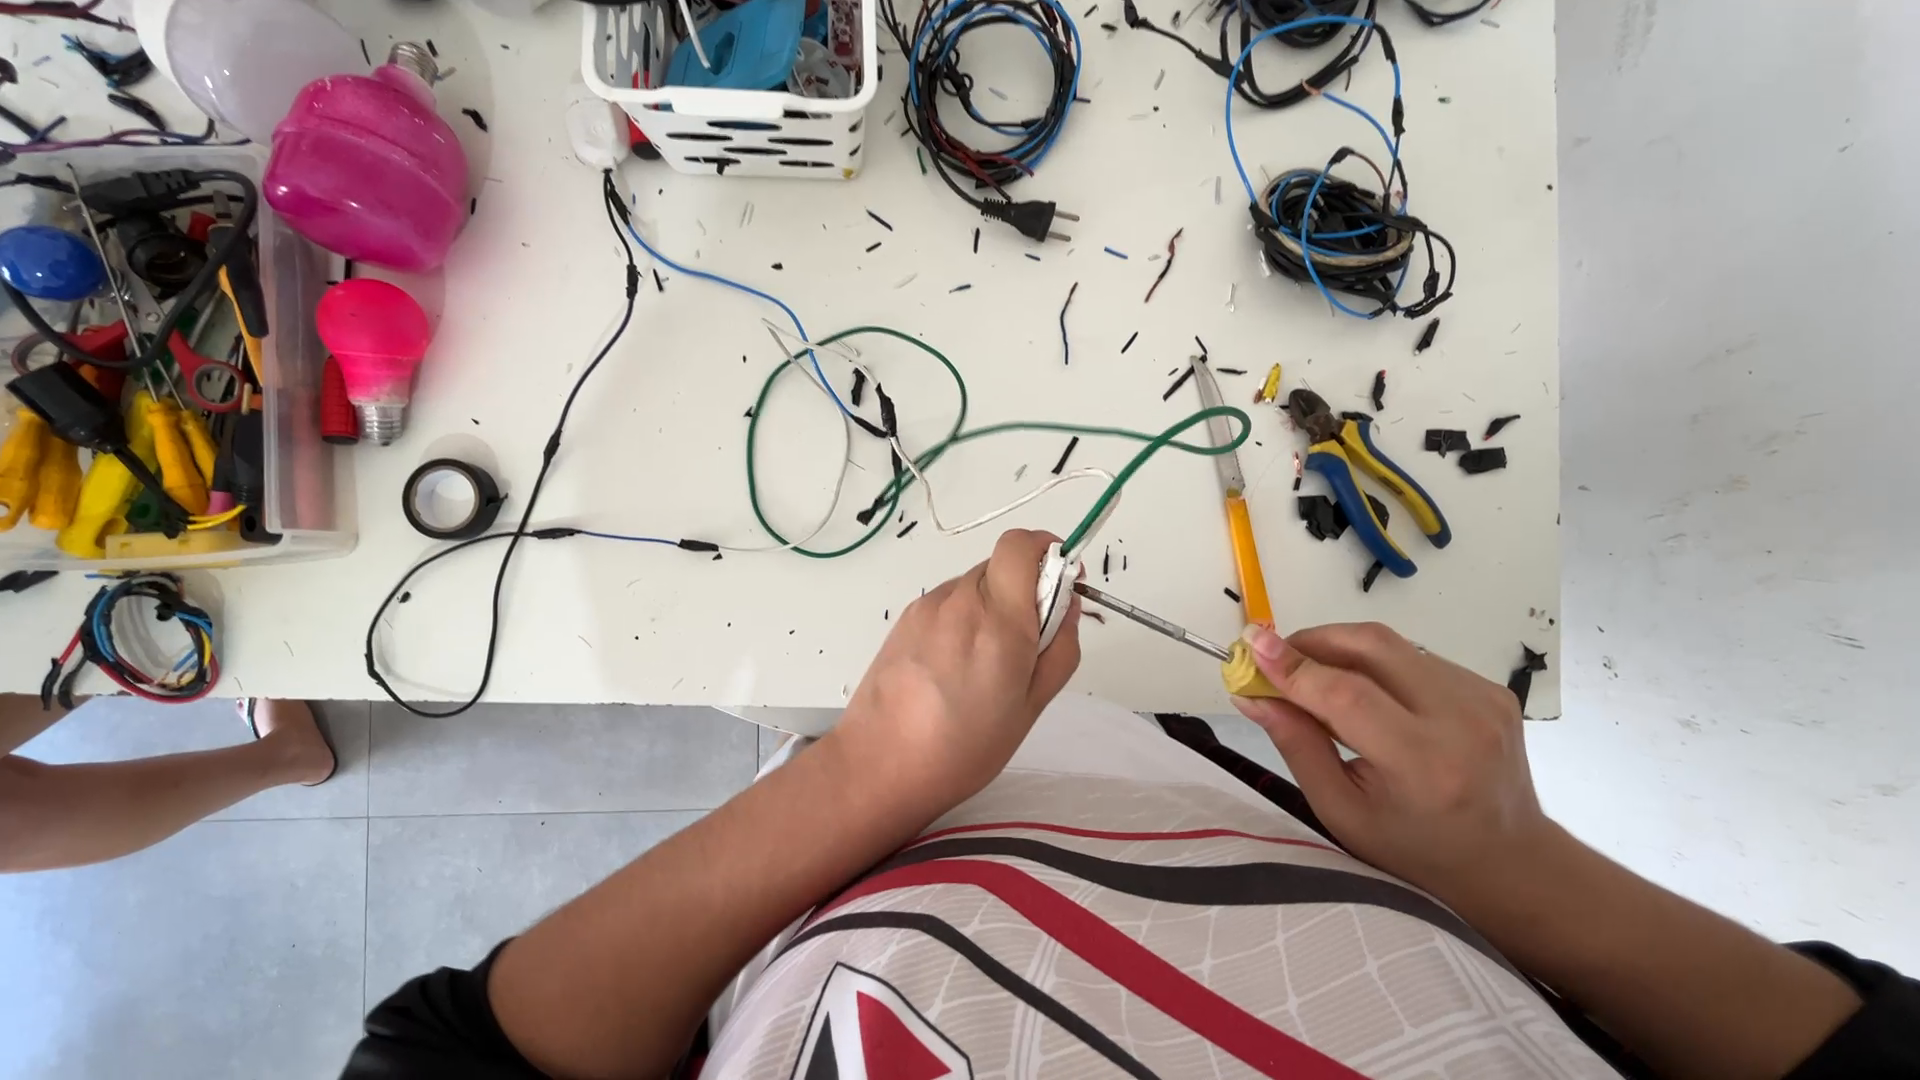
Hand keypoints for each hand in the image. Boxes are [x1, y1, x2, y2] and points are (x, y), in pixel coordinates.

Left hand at [834, 529, 1080, 810]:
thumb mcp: (1031, 707)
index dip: (1048, 552)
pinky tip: (953, 668)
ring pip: (974, 585)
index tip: (1060, 585)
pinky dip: (963, 620)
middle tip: (1025, 646)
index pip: (1022, 544)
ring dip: (992, 607)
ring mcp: (926, 607)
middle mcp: (959, 600)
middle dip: (1023, 591)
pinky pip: (948, 603)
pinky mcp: (904, 619)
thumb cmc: (963, 747)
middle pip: (1001, 566)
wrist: (877, 765)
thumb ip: (1060, 649)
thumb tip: (1067, 605)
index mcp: (998, 619)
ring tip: (983, 667)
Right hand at [1232, 623, 1555, 901]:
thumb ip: (1296, 745)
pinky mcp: (1491, 687)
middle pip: (1373, 646)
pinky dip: (1375, 664)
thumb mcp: (1340, 810)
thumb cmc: (1412, 846)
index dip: (1294, 665)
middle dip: (1313, 640)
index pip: (1348, 694)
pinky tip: (1367, 695)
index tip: (1250, 644)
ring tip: (1316, 680)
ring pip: (1391, 645)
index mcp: (1424, 765)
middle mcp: (1461, 721)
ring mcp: (1483, 698)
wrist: (1509, 860)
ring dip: (1341, 651)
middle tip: (1276, 657)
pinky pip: (1414, 656)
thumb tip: (1250, 694)